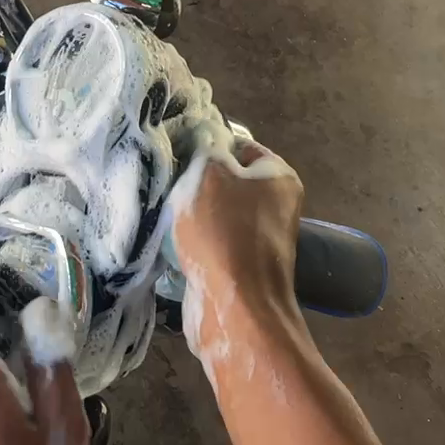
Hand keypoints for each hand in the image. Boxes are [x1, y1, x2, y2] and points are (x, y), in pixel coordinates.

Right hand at [169, 140, 306, 369]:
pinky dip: (193, 244)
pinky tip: (171, 244)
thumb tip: (207, 137)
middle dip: (195, 184)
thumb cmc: (224, 231)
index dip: (209, 147)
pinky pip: (212, 244)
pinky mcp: (241, 268)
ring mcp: (260, 241)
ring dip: (191, 217)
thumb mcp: (208, 173)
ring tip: (166, 214)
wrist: (235, 308)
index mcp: (278, 177)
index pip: (240, 146)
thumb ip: (207, 146)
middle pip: (227, 181)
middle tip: (168, 184)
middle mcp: (276, 206)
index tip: (180, 156)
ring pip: (215, 214)